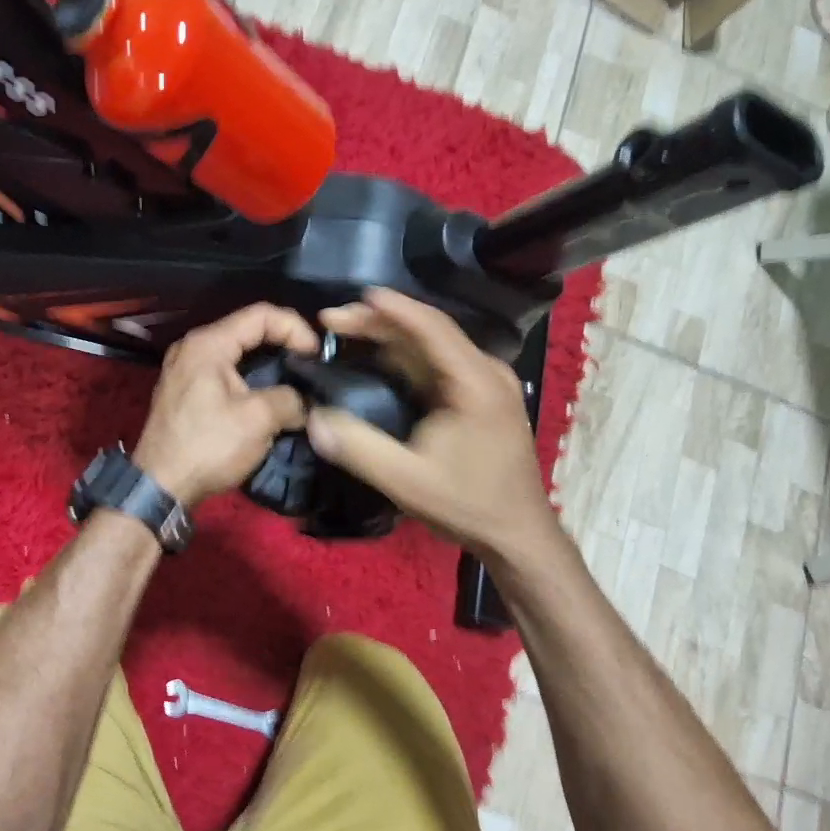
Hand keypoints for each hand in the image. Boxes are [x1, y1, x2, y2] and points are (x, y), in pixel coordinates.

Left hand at [132, 304, 319, 506]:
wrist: (161, 487)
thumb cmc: (208, 447)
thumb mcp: (258, 420)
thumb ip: (290, 399)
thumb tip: (305, 401)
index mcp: (208, 343)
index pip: (262, 314)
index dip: (296, 328)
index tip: (317, 355)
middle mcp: (193, 348)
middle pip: (248, 331)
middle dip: (284, 345)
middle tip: (311, 368)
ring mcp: (185, 369)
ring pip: (237, 354)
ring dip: (268, 366)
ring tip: (296, 384)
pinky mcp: (186, 392)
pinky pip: (225, 373)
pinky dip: (249, 380)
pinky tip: (268, 399)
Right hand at [306, 288, 558, 557]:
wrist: (516, 534)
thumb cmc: (468, 504)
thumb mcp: (407, 481)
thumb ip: (359, 449)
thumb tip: (313, 421)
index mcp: (475, 382)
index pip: (431, 328)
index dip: (392, 308)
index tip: (355, 296)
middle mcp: (485, 373)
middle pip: (428, 332)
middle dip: (379, 323)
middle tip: (331, 320)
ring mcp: (486, 385)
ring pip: (432, 348)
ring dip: (389, 338)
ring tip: (345, 333)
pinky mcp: (480, 399)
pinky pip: (438, 366)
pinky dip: (404, 358)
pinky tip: (375, 360)